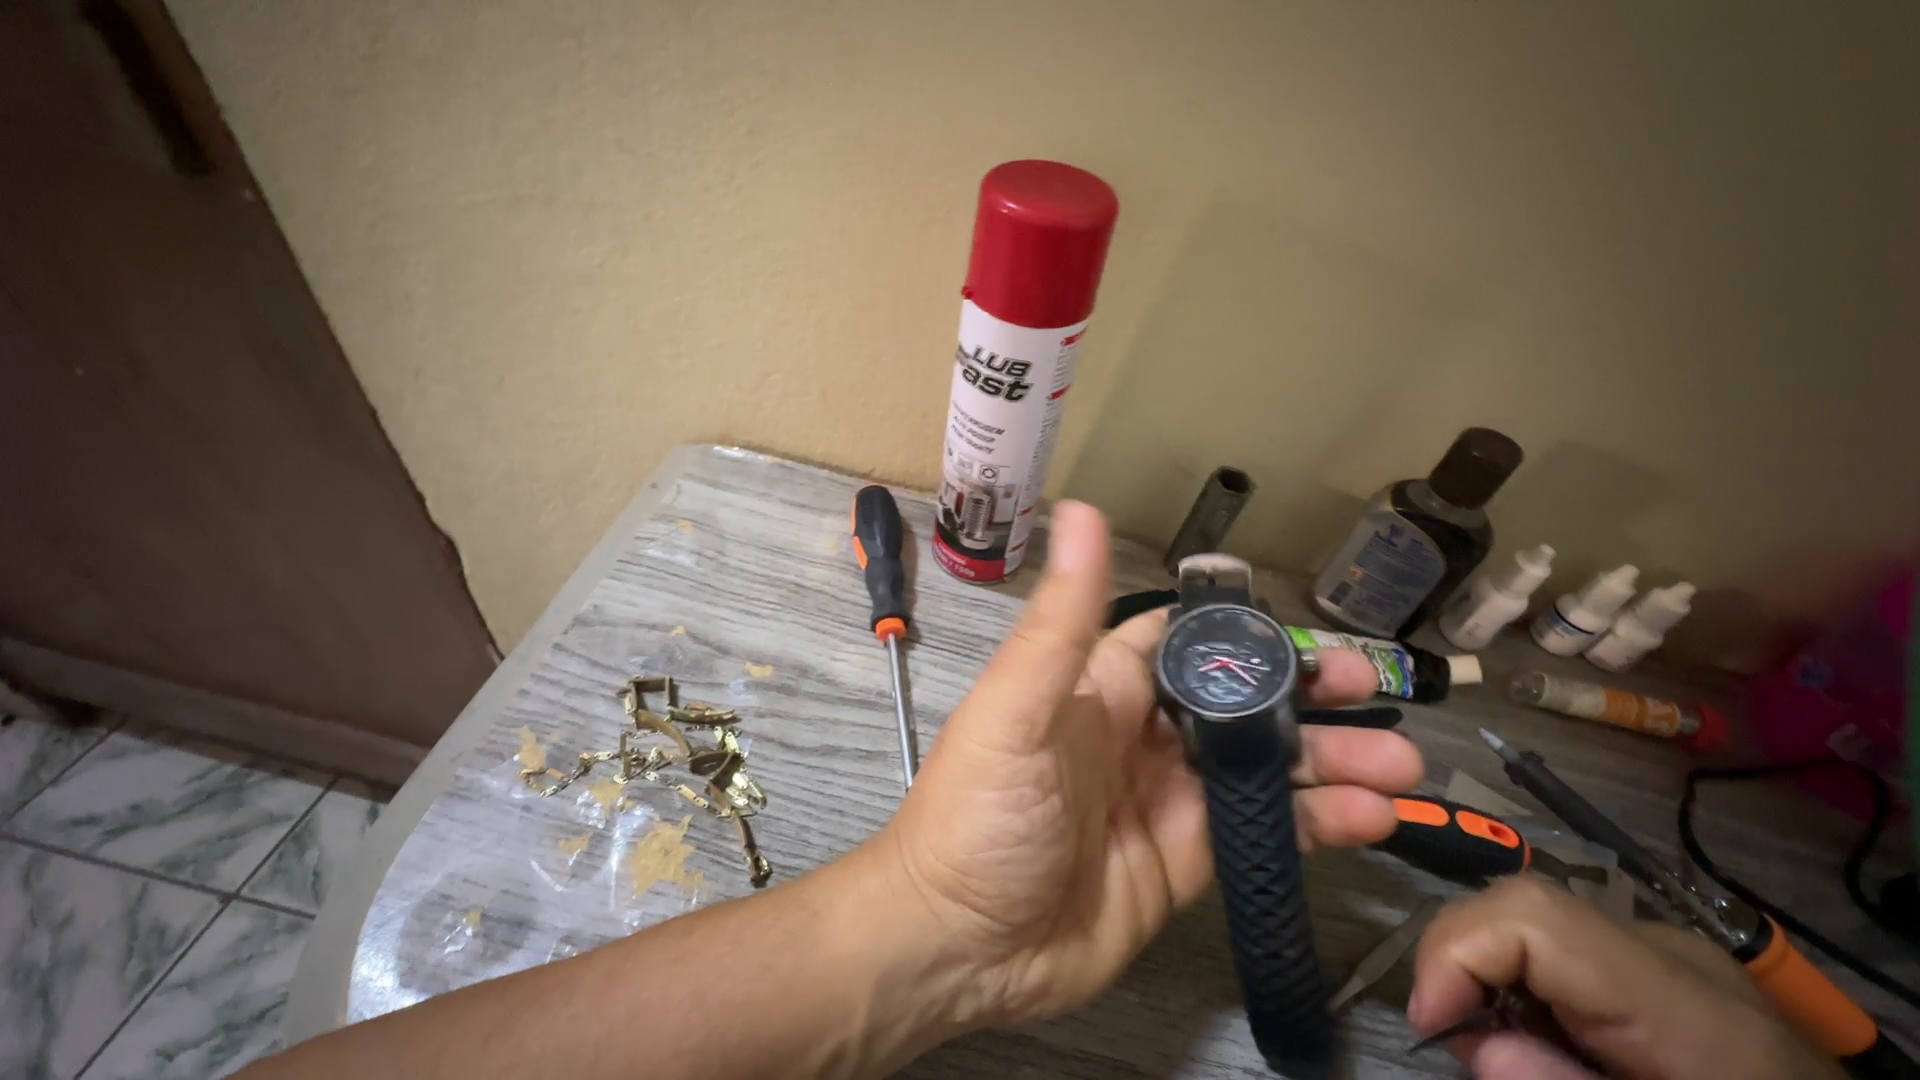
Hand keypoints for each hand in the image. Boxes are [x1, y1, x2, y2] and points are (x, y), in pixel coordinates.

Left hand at [872, 500, 1423, 1027]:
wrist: (960, 945)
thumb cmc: (978, 813)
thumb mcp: (1017, 707)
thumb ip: (1063, 617)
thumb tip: (1079, 510)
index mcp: (1102, 687)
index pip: (1181, 641)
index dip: (1238, 632)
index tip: (1304, 626)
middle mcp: (1140, 734)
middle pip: (1237, 701)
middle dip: (1304, 693)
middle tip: (1371, 689)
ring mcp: (1169, 798)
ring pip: (1263, 765)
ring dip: (1329, 759)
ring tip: (1400, 765)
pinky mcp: (1187, 860)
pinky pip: (1263, 831)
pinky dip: (1317, 824)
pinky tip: (1368, 819)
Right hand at [1408, 876, 1843, 1079]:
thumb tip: (1475, 1045)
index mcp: (1688, 1009)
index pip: (1533, 919)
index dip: (1456, 952)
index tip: (1430, 1023)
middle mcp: (1678, 959)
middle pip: (1524, 909)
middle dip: (1463, 963)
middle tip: (1460, 1043)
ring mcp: (1678, 959)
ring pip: (1536, 921)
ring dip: (1490, 976)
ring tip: (1507, 1051)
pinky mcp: (1673, 974)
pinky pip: (1570, 950)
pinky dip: (1530, 988)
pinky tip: (1550, 1044)